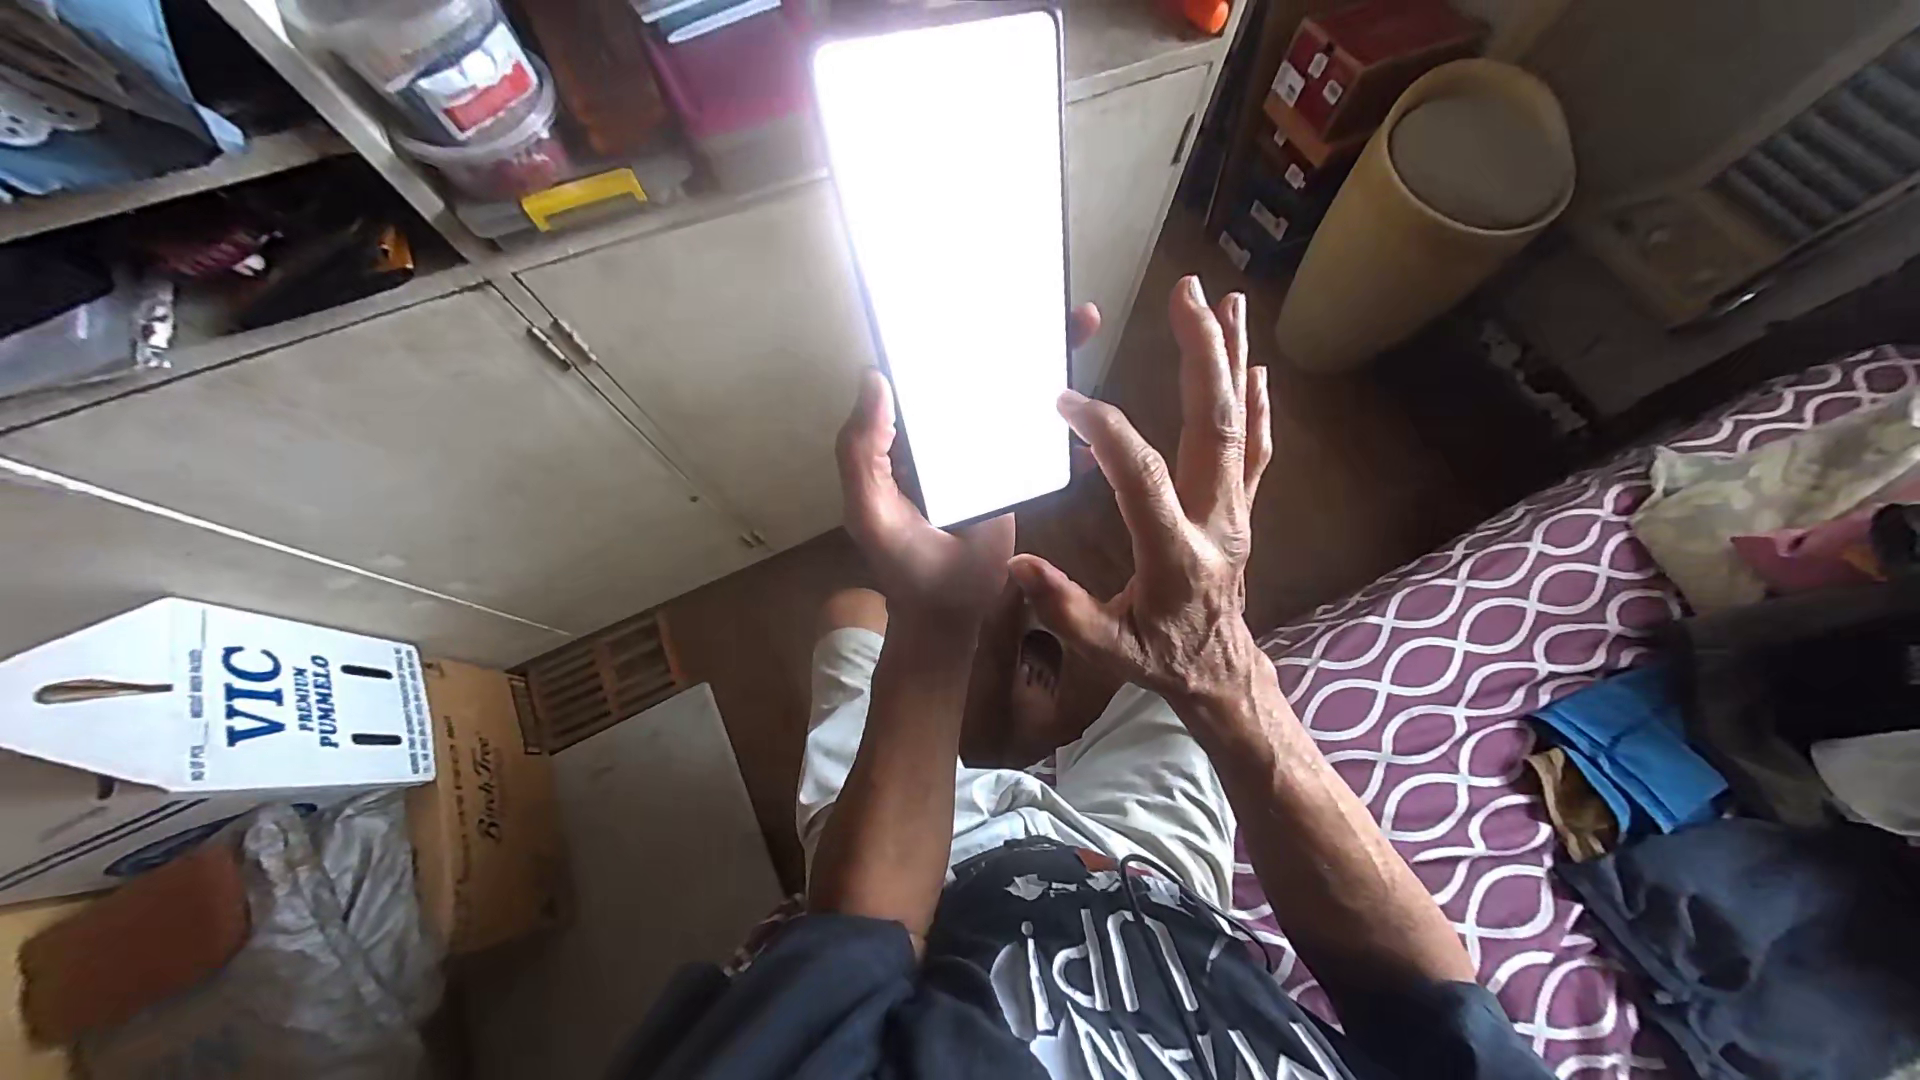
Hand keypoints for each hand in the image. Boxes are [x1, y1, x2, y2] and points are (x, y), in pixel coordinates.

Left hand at [838, 305, 1100, 619]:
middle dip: (1014, 335)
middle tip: (1046, 296)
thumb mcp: (868, 508)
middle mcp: (950, 434)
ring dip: (1048, 367)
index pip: (929, 370)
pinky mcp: (1019, 477)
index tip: (976, 289)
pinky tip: (1092, 407)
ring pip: (1018, 401)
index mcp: (911, 434)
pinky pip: (1042, 443)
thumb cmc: (903, 563)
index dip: (949, 329)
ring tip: (1080, 325)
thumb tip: (875, 377)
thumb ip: (862, 450)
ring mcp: (988, 454)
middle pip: (982, 374)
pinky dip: (1066, 427)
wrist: (951, 611)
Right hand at [1008, 276, 1272, 717]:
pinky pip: (1255, 448)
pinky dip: (1256, 402)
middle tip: (1187, 297)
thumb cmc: (1160, 658)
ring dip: (1231, 361)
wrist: (1220, 671)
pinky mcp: (1240, 510)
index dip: (1104, 432)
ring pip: (1239, 426)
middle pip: (1213, 427)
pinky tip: (1253, 365)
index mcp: (1175, 552)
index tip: (1066, 403)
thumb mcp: (1106, 647)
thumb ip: (1064, 608)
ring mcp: (1236, 511)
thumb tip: (1020, 566)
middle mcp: (1216, 521)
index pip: (1141, 474)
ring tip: (1226, 303)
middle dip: (1199, 356)